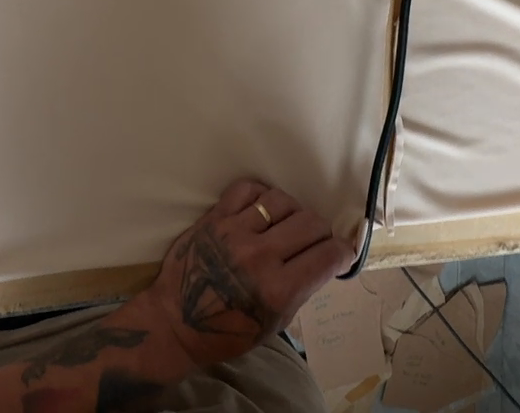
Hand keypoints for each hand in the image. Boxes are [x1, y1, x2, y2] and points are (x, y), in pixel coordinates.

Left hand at [133, 179, 352, 370]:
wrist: (177, 321)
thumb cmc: (229, 330)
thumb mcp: (275, 322)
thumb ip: (301, 288)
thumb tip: (324, 258)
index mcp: (278, 291)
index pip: (328, 256)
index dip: (343, 251)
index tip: (341, 251)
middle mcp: (259, 257)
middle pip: (310, 223)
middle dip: (321, 231)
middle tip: (315, 239)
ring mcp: (235, 232)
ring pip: (281, 200)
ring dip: (293, 210)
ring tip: (288, 222)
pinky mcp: (214, 217)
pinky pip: (247, 188)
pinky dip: (261, 194)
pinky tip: (263, 207)